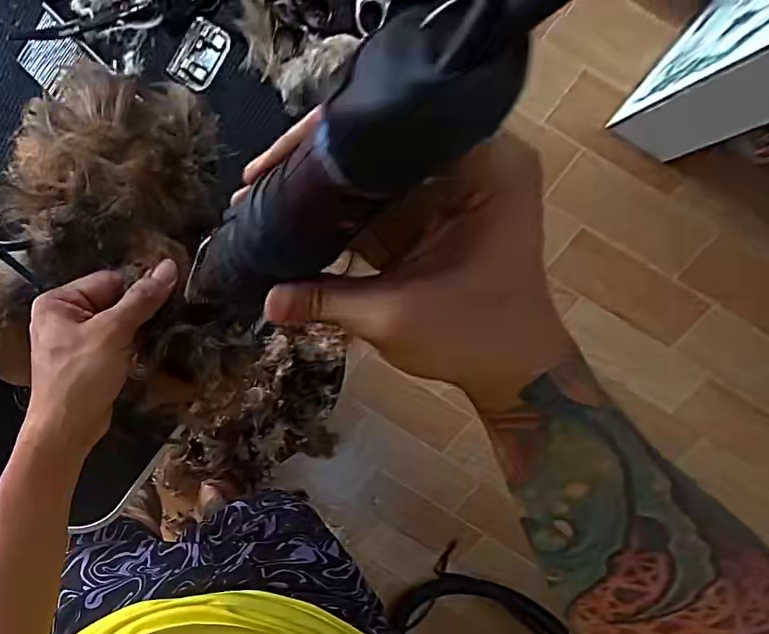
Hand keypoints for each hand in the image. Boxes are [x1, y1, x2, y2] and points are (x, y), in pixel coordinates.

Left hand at [21, 260, 177, 455]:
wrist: (65, 430)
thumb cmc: (79, 379)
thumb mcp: (112, 333)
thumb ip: (141, 301)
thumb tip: (168, 268)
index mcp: (58, 301)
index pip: (108, 281)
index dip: (136, 291)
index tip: (165, 300)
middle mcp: (62, 318)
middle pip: (112, 304)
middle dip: (136, 316)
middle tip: (161, 325)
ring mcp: (74, 343)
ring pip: (116, 328)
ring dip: (135, 336)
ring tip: (151, 343)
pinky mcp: (87, 365)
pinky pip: (114, 348)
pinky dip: (128, 352)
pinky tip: (140, 359)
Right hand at [241, 117, 581, 411]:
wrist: (510, 371)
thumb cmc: (472, 339)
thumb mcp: (395, 317)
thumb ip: (328, 302)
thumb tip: (268, 300)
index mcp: (485, 165)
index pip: (398, 127)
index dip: (332, 138)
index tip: (276, 157)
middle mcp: (472, 162)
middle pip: (382, 145)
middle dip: (320, 163)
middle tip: (258, 178)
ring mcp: (451, 190)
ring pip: (375, 176)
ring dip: (326, 190)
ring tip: (264, 195)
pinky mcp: (432, 218)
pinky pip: (378, 206)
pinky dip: (341, 218)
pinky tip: (296, 218)